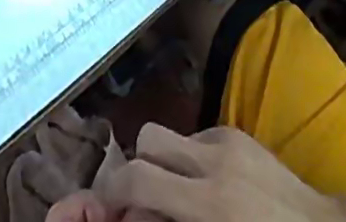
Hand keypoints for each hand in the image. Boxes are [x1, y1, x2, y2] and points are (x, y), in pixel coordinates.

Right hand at [98, 125, 342, 221]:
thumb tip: (134, 217)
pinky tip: (205, 188)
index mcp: (209, 200)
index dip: (111, 191)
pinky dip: (191, 160)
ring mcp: (231, 139)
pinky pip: (198, 137)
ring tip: (177, 197)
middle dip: (137, 165)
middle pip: (150, 137)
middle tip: (141, 200)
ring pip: (174, 135)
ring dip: (165, 163)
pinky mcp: (240, 133)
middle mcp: (217, 158)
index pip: (139, 176)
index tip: (104, 206)